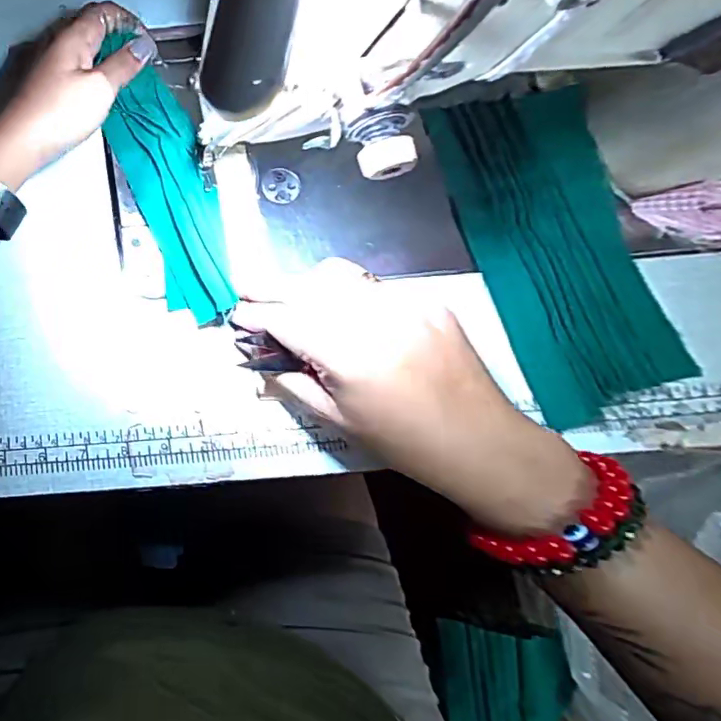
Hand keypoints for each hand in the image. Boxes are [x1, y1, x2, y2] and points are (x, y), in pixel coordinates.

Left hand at [0, 1, 156, 187]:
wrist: (17, 143)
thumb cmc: (57, 115)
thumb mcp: (101, 88)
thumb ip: (123, 64)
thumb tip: (142, 46)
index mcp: (71, 36)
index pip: (104, 11)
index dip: (129, 21)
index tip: (144, 41)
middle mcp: (53, 41)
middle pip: (88, 24)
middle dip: (115, 33)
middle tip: (134, 53)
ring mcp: (41, 60)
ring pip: (76, 44)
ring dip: (99, 50)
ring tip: (116, 70)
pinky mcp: (36, 81)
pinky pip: (65, 62)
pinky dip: (83, 66)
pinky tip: (89, 86)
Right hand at [233, 259, 591, 534]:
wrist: (481, 441)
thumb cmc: (404, 442)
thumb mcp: (339, 420)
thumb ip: (294, 385)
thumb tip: (263, 362)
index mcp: (350, 356)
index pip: (289, 319)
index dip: (259, 314)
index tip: (238, 313)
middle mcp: (377, 319)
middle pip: (310, 288)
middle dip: (274, 287)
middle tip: (249, 287)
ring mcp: (406, 304)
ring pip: (342, 277)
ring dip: (308, 283)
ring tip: (291, 295)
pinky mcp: (428, 301)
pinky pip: (374, 288)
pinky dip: (348, 293)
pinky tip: (343, 310)